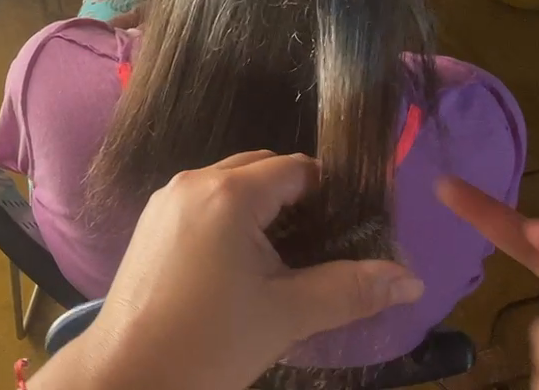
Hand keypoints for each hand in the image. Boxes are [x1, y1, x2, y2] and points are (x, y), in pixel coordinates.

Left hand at [34, 151, 423, 389]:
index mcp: (229, 193)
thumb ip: (349, 290)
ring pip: (229, 183)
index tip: (352, 225)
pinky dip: (229, 216)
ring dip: (261, 207)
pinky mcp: (151, 219)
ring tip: (286, 257)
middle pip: (260, 169)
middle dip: (296, 197)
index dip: (328, 192)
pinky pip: (203, 199)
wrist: (128, 373)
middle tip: (323, 245)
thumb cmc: (210, 342)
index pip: (295, 169)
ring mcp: (167, 198)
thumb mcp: (286, 316)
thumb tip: (411, 279)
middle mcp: (195, 180)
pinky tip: (240, 262)